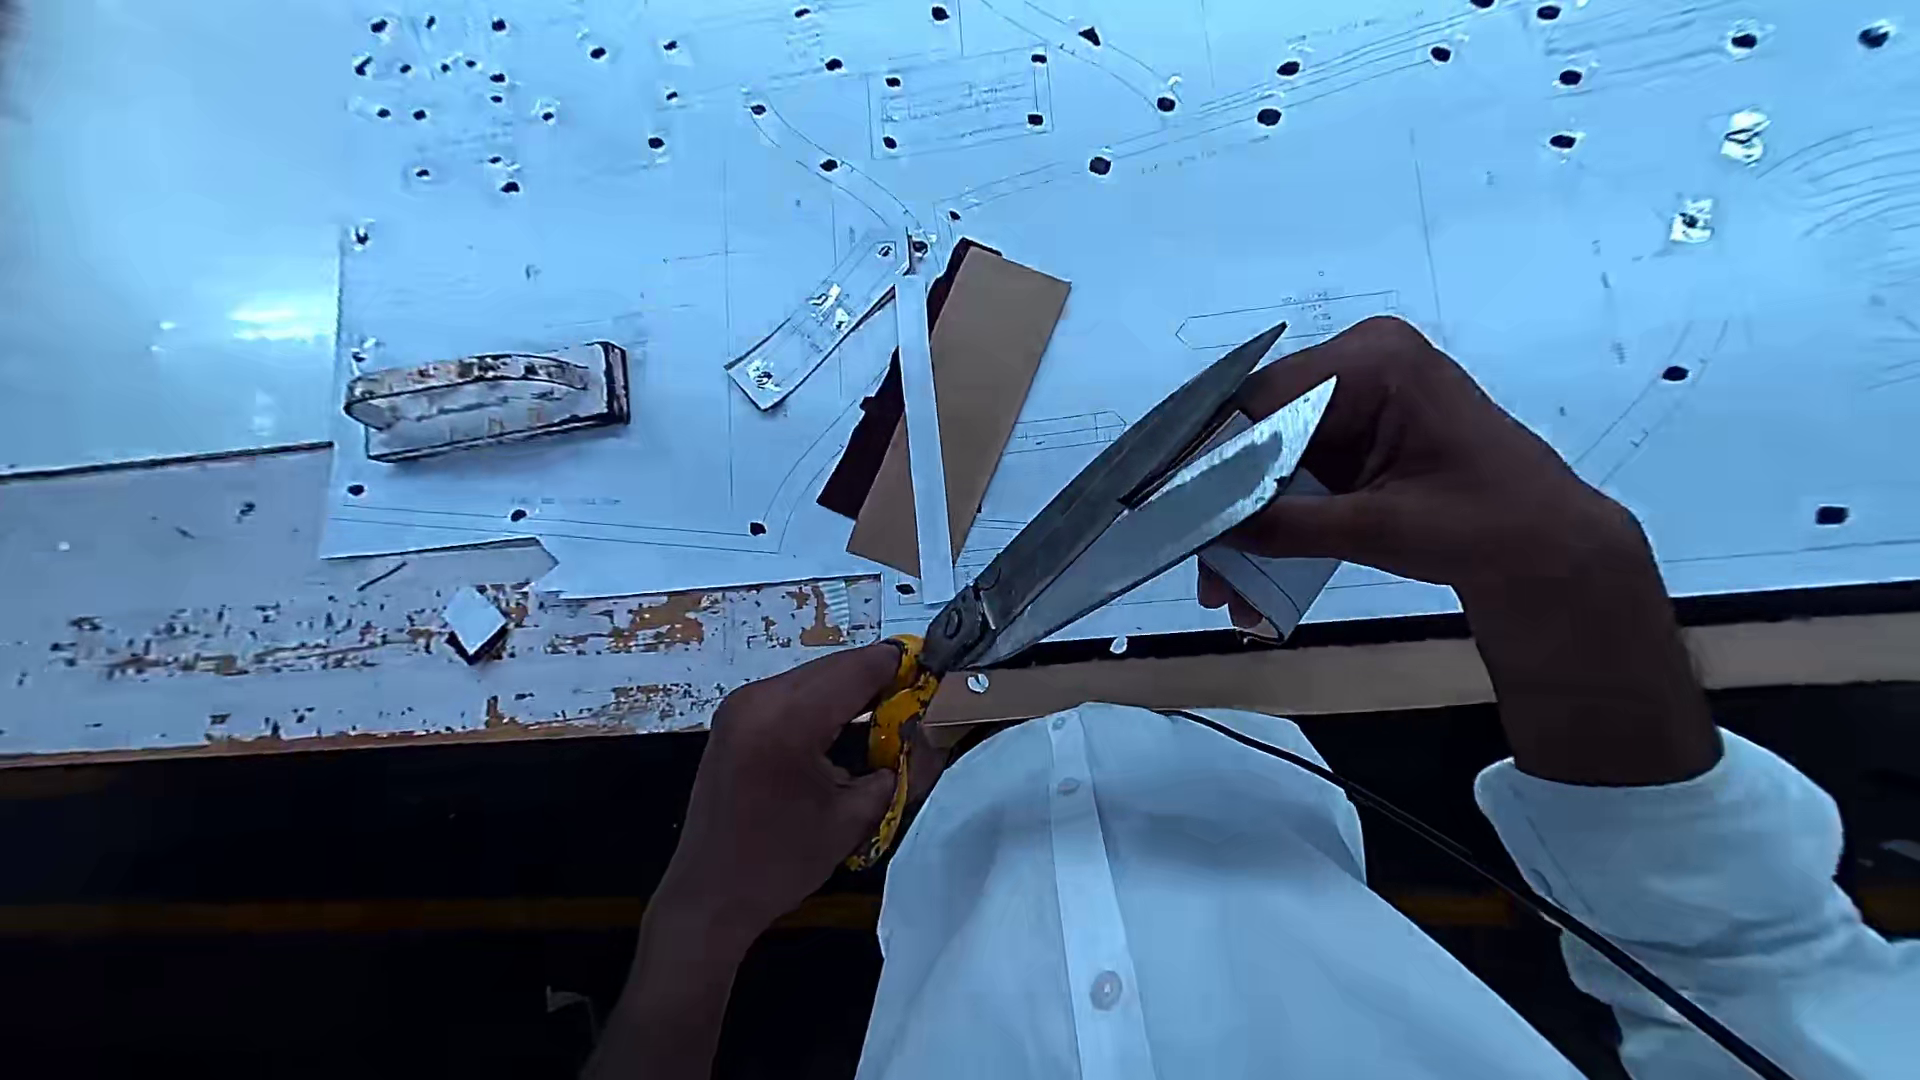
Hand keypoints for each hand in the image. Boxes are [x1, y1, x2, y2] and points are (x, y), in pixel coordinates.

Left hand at [585, 645, 903, 1079]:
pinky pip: (795, 689)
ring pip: (816, 674)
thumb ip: (903, 767)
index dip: (901, 664)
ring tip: (887, 709)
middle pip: (837, 666)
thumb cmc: (783, 863)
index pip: (859, 668)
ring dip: (853, 687)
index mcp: (788, 719)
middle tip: (917, 697)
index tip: (934, 671)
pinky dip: (826, 698)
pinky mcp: (736, 712)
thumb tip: (934, 732)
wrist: (707, 897)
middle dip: (880, 677)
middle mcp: (760, 696)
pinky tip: (845, 721)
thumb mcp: (857, 817)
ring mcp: (742, 701)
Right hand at [1204, 316, 1718, 784]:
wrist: (1544, 552)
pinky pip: (1283, 474)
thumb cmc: (1487, 527)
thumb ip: (1287, 524)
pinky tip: (1249, 573)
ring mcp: (1345, 402)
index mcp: (1372, 362)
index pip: (1262, 400)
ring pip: (1261, 458)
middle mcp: (1352, 367)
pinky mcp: (1341, 437)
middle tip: (1198, 559)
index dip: (1214, 457)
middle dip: (1224, 500)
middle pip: (1254, 431)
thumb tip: (1205, 528)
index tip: (1176, 509)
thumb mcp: (1379, 527)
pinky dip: (1265, 520)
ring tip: (1221, 586)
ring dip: (1239, 521)